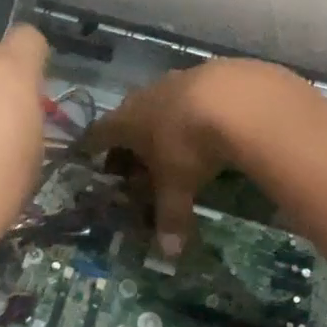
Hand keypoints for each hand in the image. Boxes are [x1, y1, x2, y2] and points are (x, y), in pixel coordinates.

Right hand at [89, 58, 307, 255]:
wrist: (238, 97)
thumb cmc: (190, 143)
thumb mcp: (178, 184)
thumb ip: (170, 216)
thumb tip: (168, 254)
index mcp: (127, 120)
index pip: (98, 133)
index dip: (93, 147)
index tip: (88, 156)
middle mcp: (145, 96)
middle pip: (129, 117)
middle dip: (132, 140)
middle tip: (138, 163)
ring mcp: (177, 79)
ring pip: (161, 103)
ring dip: (164, 122)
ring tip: (177, 144)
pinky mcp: (209, 72)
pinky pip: (193, 94)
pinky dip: (195, 110)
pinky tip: (211, 124)